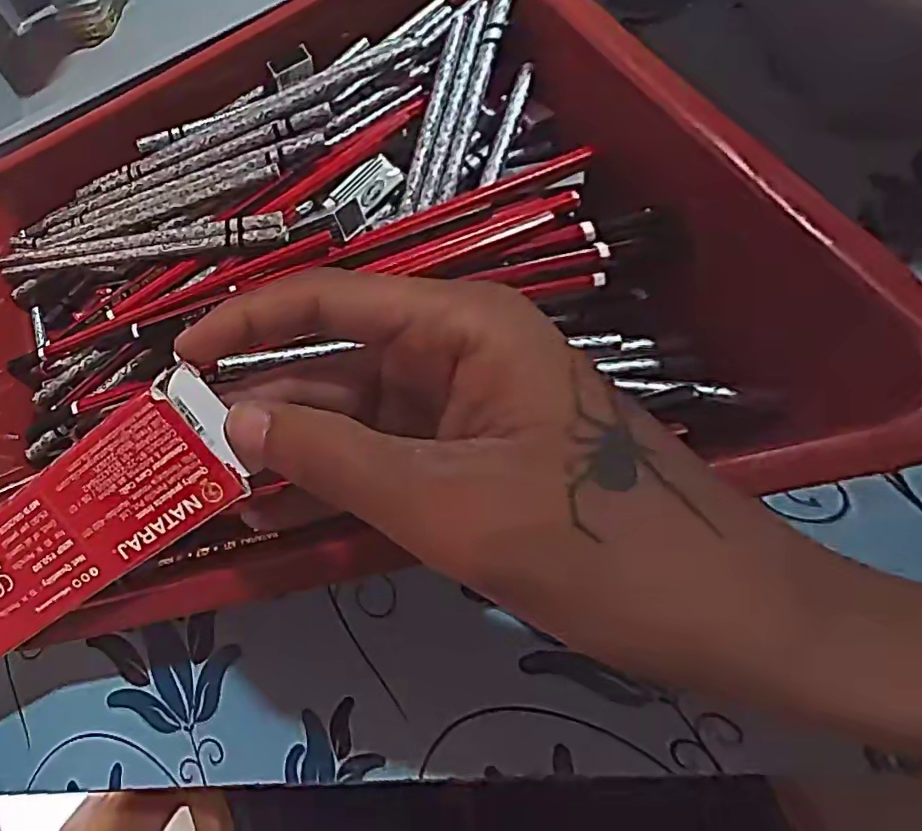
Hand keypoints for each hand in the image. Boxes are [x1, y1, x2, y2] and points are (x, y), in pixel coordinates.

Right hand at [178, 271, 921, 793]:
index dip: (244, 321)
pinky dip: (323, 476)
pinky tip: (274, 507)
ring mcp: (448, 401)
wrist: (738, 623)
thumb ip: (333, 458)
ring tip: (217, 477)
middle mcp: (445, 347)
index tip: (183, 355)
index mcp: (455, 324)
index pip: (324, 299)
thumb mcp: (451, 505)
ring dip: (284, 443)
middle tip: (187, 431)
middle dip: (257, 392)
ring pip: (342, 409)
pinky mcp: (453, 449)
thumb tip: (233, 422)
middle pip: (325, 355)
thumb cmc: (604, 548)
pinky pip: (369, 450)